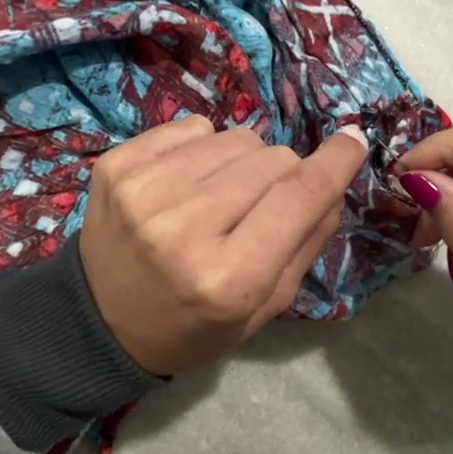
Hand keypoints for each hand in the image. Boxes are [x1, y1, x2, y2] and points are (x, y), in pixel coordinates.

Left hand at [79, 116, 369, 375]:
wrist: (99, 321)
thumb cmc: (190, 326)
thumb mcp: (261, 307)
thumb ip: (305, 244)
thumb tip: (334, 180)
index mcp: (228, 279)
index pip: (299, 198)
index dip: (335, 163)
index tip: (353, 141)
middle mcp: (183, 229)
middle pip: (270, 161)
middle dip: (283, 175)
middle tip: (262, 204)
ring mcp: (143, 192)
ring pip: (233, 138)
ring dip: (242, 161)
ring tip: (221, 195)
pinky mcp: (116, 167)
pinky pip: (190, 127)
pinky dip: (202, 146)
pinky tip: (188, 180)